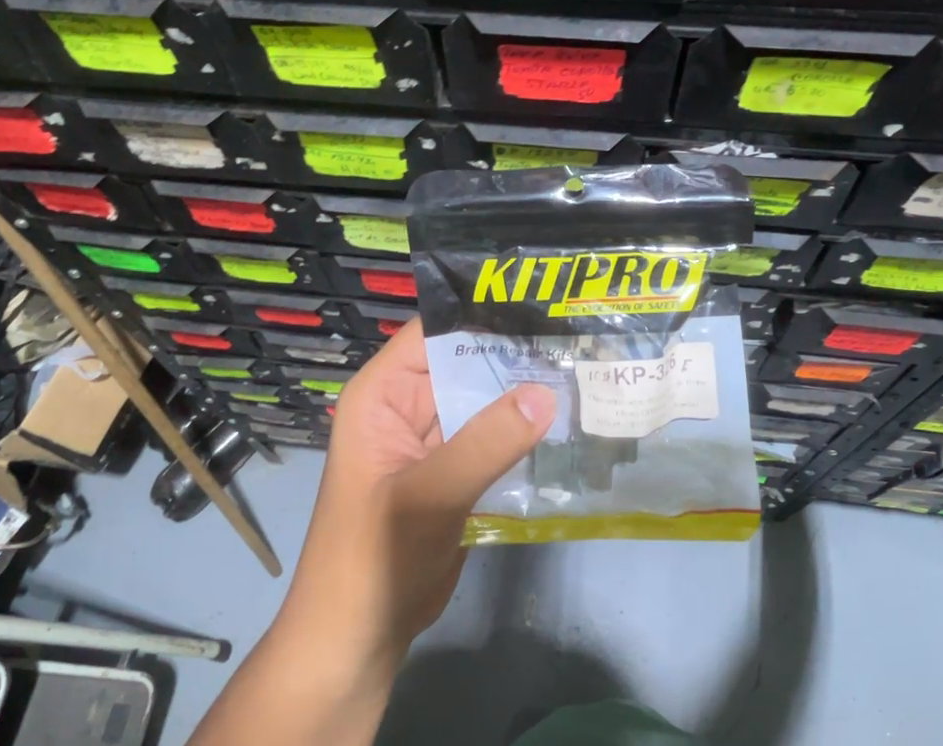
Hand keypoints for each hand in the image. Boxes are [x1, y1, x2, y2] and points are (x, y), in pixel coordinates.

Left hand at [280, 318, 555, 666]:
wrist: (358, 638)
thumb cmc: (373, 557)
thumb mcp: (428, 494)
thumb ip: (485, 443)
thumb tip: (547, 393)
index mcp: (383, 394)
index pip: (435, 331)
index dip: (484, 314)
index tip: (544, 305)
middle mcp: (407, 407)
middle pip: (465, 363)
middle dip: (516, 354)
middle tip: (581, 339)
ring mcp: (433, 442)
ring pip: (483, 402)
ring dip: (524, 393)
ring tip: (585, 372)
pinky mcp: (454, 475)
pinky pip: (492, 440)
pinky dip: (522, 434)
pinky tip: (568, 424)